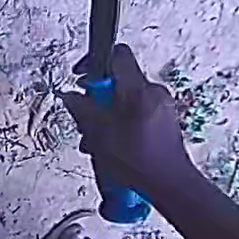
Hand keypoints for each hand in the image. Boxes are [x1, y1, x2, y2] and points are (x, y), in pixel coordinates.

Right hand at [61, 44, 203, 203]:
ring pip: (124, 98)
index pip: (117, 55)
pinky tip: (111, 142)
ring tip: (98, 136)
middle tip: (87, 116)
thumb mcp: (98, 132)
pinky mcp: (163, 119)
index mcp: (138, 90)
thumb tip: (70, 96)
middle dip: (97, 97)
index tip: (80, 76)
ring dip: (106, 113)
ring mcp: (161, 105)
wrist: (168, 183)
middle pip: (117, 81)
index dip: (94, 62)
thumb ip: (81, 109)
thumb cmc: (139, 160)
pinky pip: (135, 110)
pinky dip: (119, 121)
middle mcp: (154, 93)